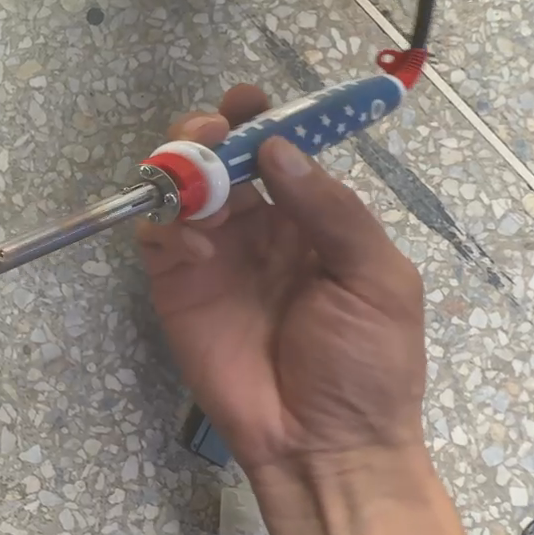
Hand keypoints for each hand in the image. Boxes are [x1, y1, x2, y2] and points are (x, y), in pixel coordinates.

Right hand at [138, 85, 428, 477]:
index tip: (249, 98)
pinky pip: (156, 237)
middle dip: (207, 135)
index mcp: (310, 220)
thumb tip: (279, 151)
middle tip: (208, 129)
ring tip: (194, 178)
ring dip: (180, 171)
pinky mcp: (172, 282)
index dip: (263, 121)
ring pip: (178, 190)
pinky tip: (194, 248)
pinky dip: (165, 229)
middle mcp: (255, 227)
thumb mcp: (377, 280)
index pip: (279, 155)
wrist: (317, 436)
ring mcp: (209, 254)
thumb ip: (332, 213)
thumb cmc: (366, 361)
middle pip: (218, 161)